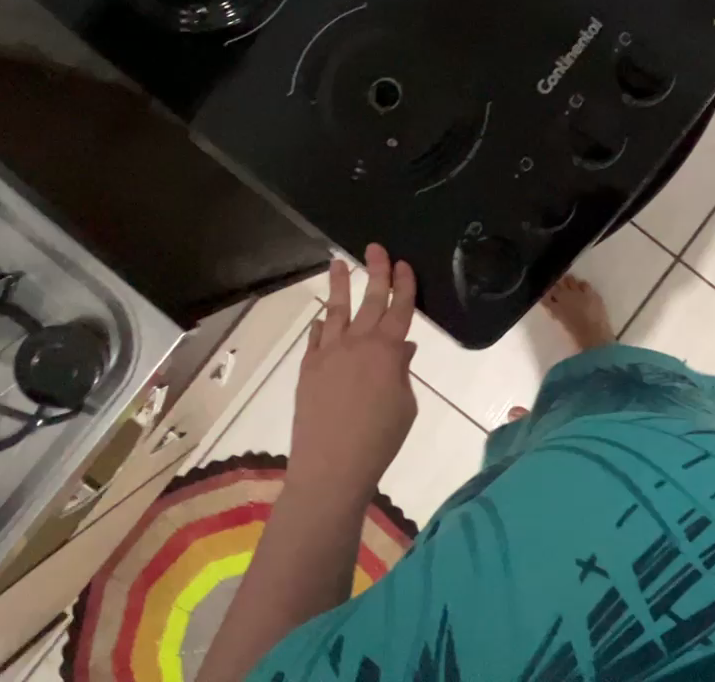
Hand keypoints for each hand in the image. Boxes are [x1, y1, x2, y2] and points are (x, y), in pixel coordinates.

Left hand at [288, 244, 418, 504]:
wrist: (332, 466)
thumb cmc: (380, 439)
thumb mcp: (405, 405)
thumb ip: (402, 372)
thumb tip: (402, 348)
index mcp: (389, 351)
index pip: (400, 308)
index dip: (404, 284)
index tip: (404, 263)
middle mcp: (359, 343)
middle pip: (370, 299)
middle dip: (376, 271)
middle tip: (376, 247)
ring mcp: (329, 353)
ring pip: (337, 310)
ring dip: (340, 285)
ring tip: (338, 263)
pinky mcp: (309, 368)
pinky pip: (316, 338)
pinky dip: (322, 325)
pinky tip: (323, 318)